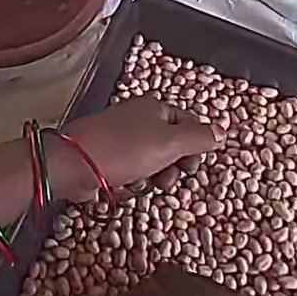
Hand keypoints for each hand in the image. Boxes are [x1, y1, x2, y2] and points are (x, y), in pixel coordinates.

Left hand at [55, 98, 222, 202]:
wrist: (74, 164)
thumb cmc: (124, 149)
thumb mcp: (170, 142)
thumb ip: (199, 138)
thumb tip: (222, 131)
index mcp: (154, 108)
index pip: (189, 124)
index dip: (195, 147)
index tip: (192, 165)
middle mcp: (137, 120)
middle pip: (171, 148)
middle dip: (170, 168)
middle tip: (164, 178)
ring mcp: (120, 140)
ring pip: (151, 165)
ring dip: (148, 179)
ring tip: (137, 182)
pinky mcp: (106, 159)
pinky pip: (129, 175)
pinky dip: (128, 184)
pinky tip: (120, 186)